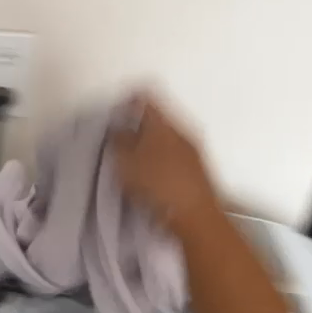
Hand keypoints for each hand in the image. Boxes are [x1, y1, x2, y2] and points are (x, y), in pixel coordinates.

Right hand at [112, 93, 221, 231]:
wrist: (196, 217)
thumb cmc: (160, 187)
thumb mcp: (125, 162)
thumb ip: (118, 140)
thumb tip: (117, 129)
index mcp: (164, 123)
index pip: (144, 95)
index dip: (125, 101)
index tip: (114, 113)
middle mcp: (183, 131)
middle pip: (156, 115)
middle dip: (135, 125)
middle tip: (118, 140)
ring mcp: (193, 150)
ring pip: (164, 135)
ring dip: (147, 144)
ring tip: (131, 163)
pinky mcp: (197, 168)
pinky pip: (173, 153)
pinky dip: (158, 159)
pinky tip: (148, 178)